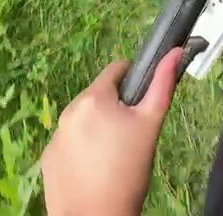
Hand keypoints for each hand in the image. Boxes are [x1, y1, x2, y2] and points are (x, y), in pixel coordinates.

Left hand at [41, 49, 182, 215]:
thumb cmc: (128, 171)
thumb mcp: (151, 124)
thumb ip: (163, 84)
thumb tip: (175, 51)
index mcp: (94, 97)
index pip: (116, 70)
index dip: (133, 82)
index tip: (140, 106)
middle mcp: (69, 110)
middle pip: (99, 96)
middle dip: (115, 108)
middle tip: (130, 135)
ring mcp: (55, 136)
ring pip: (84, 119)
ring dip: (97, 127)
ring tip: (113, 156)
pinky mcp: (47, 159)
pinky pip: (69, 142)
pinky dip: (81, 148)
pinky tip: (94, 169)